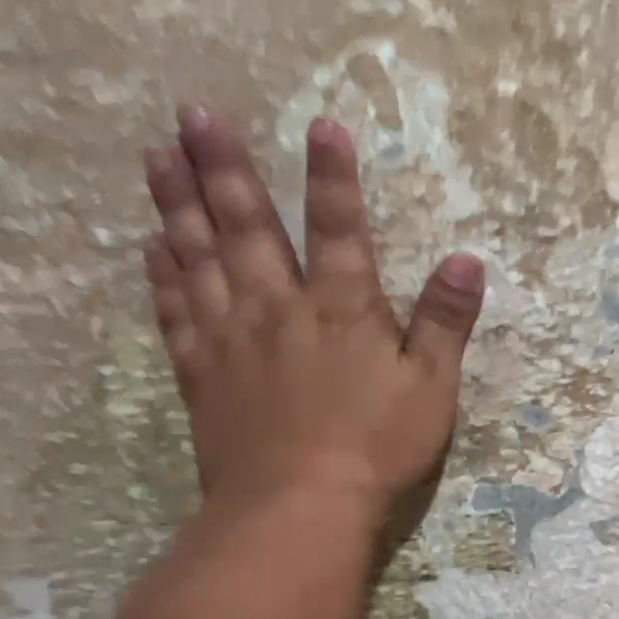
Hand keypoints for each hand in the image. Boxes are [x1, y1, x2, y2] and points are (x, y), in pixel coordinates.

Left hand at [140, 106, 485, 512]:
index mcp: (344, 309)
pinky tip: (150, 241)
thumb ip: (446, 320)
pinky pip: (173, 306)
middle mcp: (279, 307)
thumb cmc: (381, 442)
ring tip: (158, 155)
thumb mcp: (434, 384)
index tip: (322, 124)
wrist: (298, 502)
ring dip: (178, 202)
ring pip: (199, 255)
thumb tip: (467, 261)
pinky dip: (159, 269)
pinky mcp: (200, 367)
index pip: (339, 229)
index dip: (332, 177)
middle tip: (196, 115)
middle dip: (225, 168)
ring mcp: (231, 335)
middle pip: (248, 227)